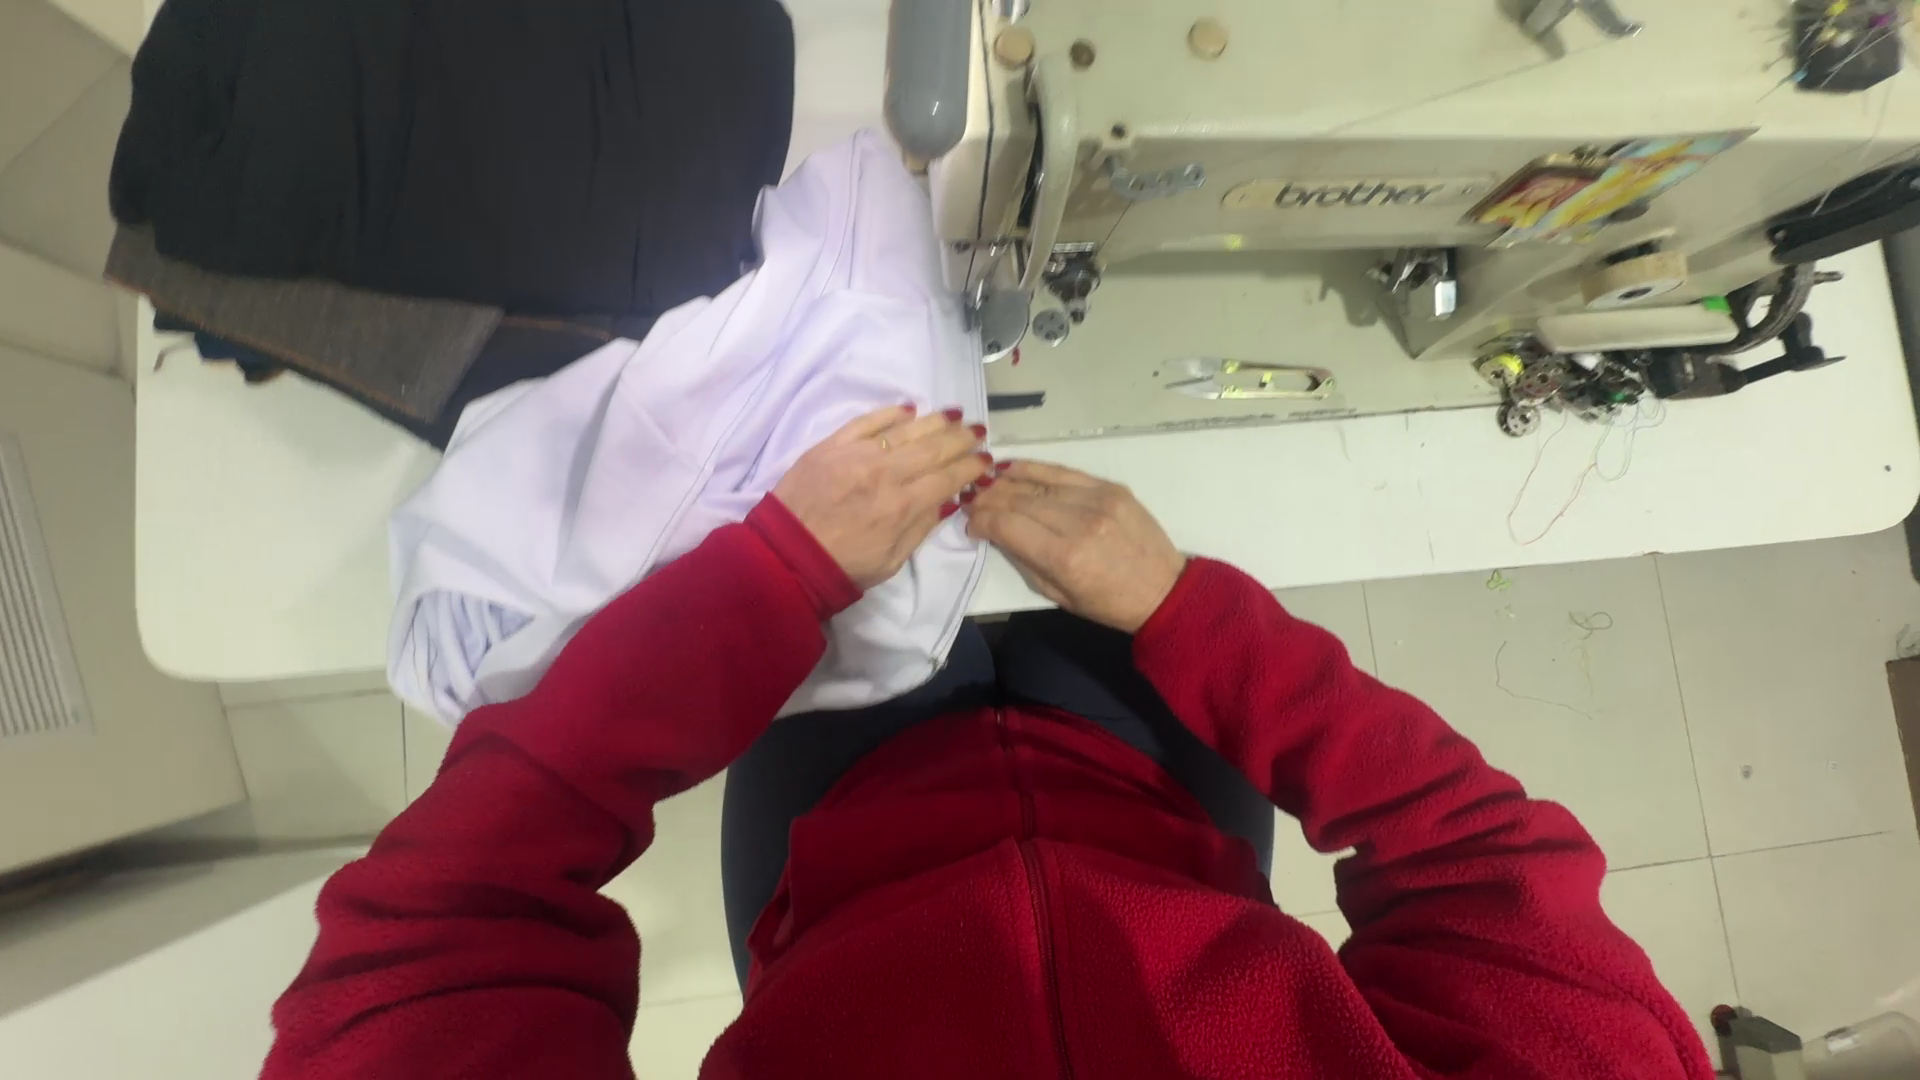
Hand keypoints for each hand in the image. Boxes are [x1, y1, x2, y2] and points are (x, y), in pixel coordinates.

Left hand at [774, 405, 990, 588]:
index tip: (986, 460)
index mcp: (902, 506)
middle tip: (978, 430)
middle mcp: (885, 474)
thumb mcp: (892, 560)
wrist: (786, 556)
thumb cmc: (844, 566)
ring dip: (935, 421)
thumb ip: (922, 527)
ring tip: (954, 415)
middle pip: (933, 448)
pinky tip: (909, 409)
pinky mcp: (831, 445)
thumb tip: (948, 498)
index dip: (972, 467)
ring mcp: (857, 455)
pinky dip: (890, 413)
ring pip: (906, 430)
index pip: (948, 477)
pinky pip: (867, 421)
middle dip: (961, 438)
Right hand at [964, 462, 1185, 632]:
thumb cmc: (1106, 603)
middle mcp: (1080, 523)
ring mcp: (1098, 500)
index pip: (1007, 525)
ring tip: (985, 482)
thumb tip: (994, 531)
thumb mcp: (1056, 595)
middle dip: (988, 499)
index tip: (969, 521)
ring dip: (1005, 481)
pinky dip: (1034, 468)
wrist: (1163, 590)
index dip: (981, 520)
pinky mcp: (1111, 487)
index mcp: (1065, 558)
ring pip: (1038, 482)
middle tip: (970, 499)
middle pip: (1019, 500)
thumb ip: (1023, 560)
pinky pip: (1063, 471)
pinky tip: (1012, 468)